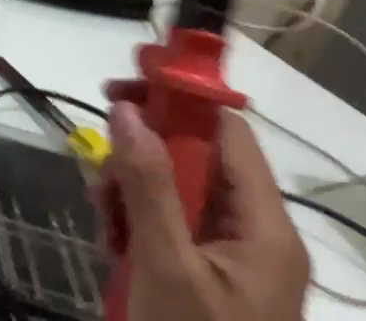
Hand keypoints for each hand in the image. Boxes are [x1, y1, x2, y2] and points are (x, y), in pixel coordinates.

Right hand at [97, 103, 308, 320]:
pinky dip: (137, 223)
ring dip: (132, 194)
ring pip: (176, 190)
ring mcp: (234, 256)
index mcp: (266, 228)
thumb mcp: (165, 267)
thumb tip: (127, 110)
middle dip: (140, 159)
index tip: (118, 92)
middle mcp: (257, 234)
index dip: (177, 103)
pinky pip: (171, 223)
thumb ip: (149, 186)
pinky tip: (116, 247)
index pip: (228, 134)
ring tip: (105, 224)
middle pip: (197, 160)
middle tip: (100, 179)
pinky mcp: (211, 273)